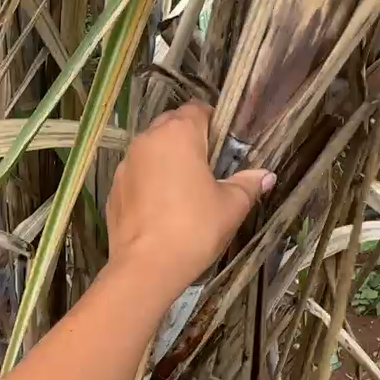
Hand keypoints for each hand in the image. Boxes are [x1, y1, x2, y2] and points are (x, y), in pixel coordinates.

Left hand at [106, 103, 275, 292]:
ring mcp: (125, 166)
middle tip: (208, 171)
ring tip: (183, 193)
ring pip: (151, 153)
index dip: (214, 125)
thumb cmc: (194, 229)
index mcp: (177, 133)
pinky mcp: (113, 191)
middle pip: (171, 127)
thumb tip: (266, 176)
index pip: (198, 110)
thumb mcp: (231, 206)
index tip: (224, 149)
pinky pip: (136, 177)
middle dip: (189, 142)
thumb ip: (248, 185)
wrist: (145, 268)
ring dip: (167, 163)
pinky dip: (149, 185)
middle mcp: (146, 141)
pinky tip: (161, 211)